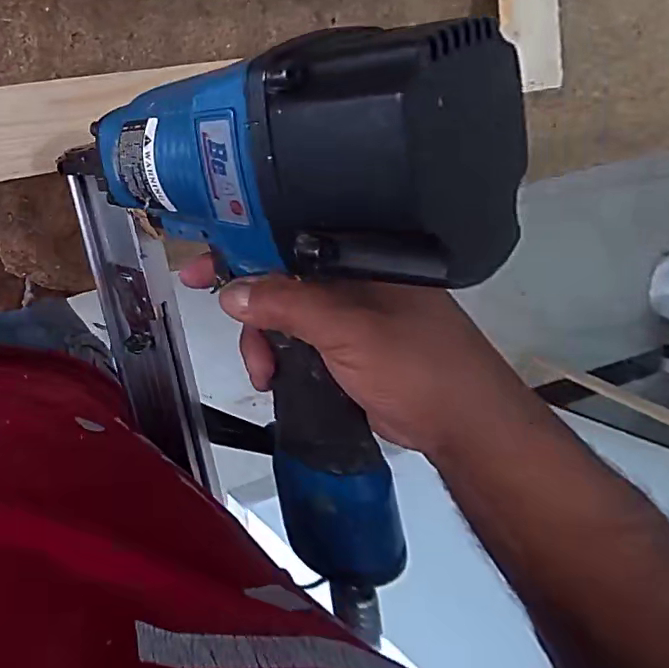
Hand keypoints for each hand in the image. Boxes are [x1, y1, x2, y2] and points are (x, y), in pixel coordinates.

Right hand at [180, 256, 542, 455]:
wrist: (463, 429)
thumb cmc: (417, 364)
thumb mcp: (347, 328)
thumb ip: (287, 304)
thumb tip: (231, 292)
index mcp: (355, 256)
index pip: (288, 238)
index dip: (242, 245)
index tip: (204, 263)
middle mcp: (347, 278)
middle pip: (277, 277)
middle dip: (247, 303)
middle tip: (216, 311)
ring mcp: (344, 313)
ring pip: (280, 313)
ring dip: (260, 339)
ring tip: (263, 371)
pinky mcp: (341, 345)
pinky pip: (293, 341)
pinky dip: (275, 356)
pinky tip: (271, 377)